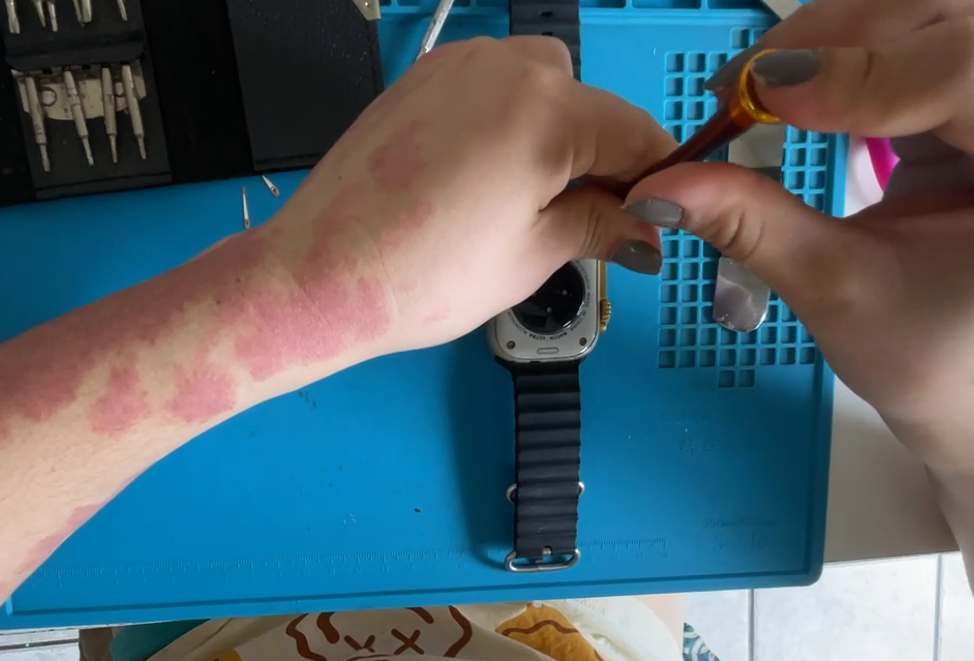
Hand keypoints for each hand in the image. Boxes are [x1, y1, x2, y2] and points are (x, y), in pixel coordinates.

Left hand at [259, 36, 675, 358]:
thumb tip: (642, 229)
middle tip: (576, 227)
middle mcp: (504, 68)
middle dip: (595, 162)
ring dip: (548, 144)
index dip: (651, 183)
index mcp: (546, 109)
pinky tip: (478, 187)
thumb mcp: (528, 259)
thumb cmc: (415, 278)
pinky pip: (489, 95)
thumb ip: (598, 227)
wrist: (322, 276)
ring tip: (516, 211)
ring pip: (539, 94)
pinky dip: (503, 132)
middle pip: (588, 107)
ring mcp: (457, 69)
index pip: (635, 133)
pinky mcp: (421, 83)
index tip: (645, 219)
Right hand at [620, 0, 973, 445]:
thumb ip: (754, 224)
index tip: (752, 98)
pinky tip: (799, 81)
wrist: (967, 370)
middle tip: (734, 92)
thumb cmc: (920, 348)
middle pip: (961, 6)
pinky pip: (934, 19)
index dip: (855, 75)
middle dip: (836, 38)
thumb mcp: (833, 290)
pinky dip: (854, 42)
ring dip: (840, 30)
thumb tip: (658, 186)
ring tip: (758, 88)